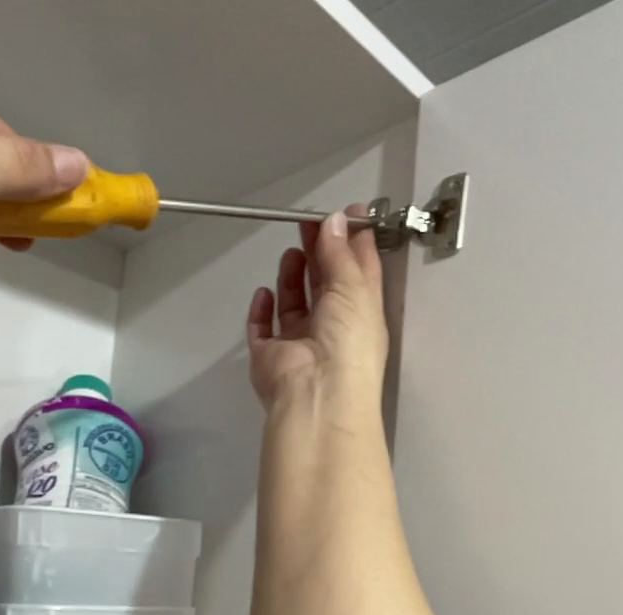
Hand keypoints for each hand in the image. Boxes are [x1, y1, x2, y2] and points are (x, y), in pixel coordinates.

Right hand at [246, 207, 387, 406]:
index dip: (354, 242)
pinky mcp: (270, 356)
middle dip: (319, 252)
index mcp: (361, 315)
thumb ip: (341, 253)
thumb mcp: (354, 288)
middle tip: (309, 222)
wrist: (317, 394)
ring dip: (292, 277)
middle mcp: (332, 330)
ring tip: (292, 253)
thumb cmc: (347, 344)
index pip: (359, 272)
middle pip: (325, 284)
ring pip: (294, 304)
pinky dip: (261, 311)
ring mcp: (299, 344)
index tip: (348, 213)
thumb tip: (336, 220)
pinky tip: (264, 294)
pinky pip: (262, 330)